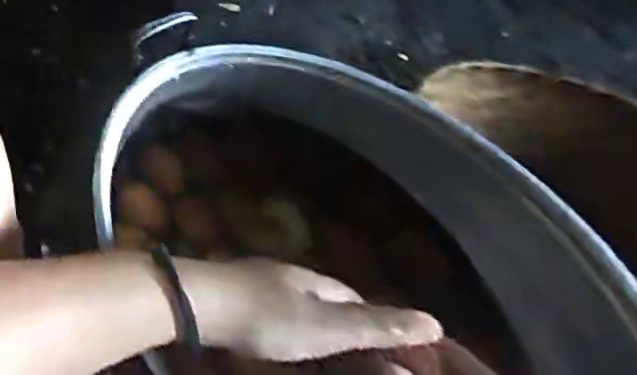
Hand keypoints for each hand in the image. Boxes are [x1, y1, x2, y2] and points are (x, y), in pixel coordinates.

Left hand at [183, 258, 443, 363]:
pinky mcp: (239, 301)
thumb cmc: (269, 316)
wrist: (202, 303)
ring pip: (300, 308)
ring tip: (334, 357)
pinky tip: (289, 345)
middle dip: (349, 326)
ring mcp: (260, 285)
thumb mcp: (328, 327)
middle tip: (370, 360)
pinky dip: (292, 333)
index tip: (398, 351)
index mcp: (312, 279)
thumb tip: (433, 322)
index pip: (354, 298)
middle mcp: (288, 276)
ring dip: (319, 331)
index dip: (378, 323)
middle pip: (327, 301)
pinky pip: (276, 317)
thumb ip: (375, 326)